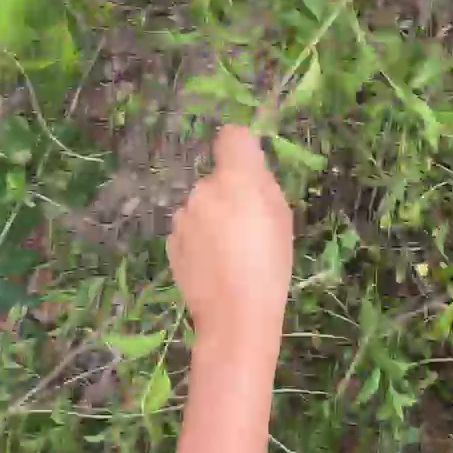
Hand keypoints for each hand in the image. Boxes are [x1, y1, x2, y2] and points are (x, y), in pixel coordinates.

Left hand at [168, 126, 294, 358]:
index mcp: (236, 178)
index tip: (250, 167)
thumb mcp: (281, 216)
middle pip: (217, 177)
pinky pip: (190, 228)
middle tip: (249, 224)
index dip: (240, 147)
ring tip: (231, 250)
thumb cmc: (270, 262)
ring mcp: (183, 216)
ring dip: (213, 216)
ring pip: (203, 204)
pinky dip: (200, 238)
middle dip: (230, 192)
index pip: (231, 136)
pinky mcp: (171, 241)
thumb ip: (262, 183)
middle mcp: (203, 189)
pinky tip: (214, 263)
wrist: (236, 316)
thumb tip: (250, 167)